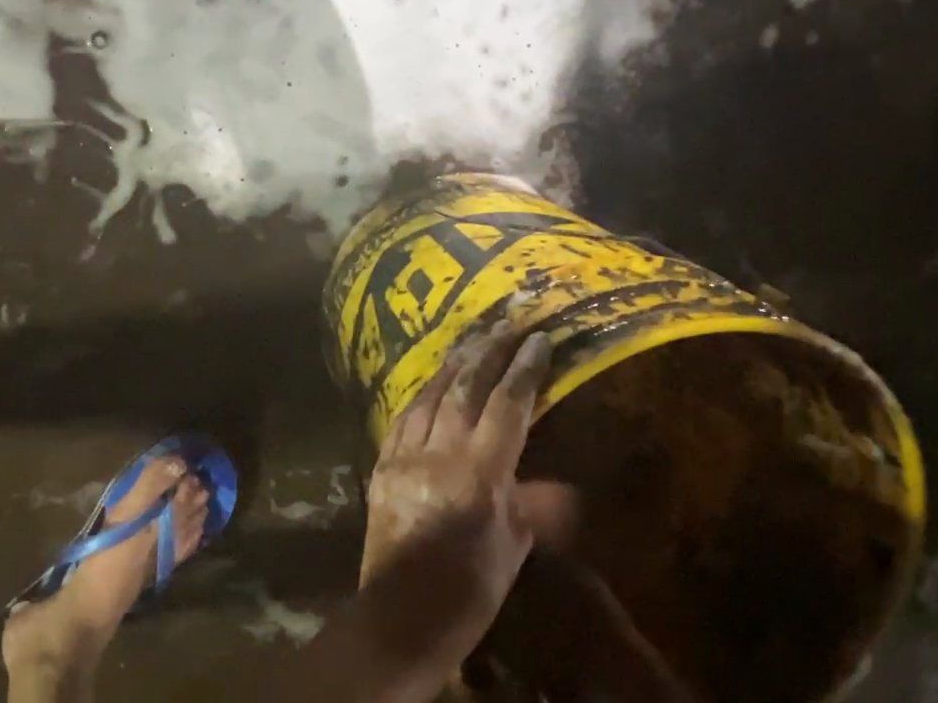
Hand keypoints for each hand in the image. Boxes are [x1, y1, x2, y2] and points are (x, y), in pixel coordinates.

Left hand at [360, 323, 577, 621]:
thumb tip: (555, 481)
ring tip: (474, 336)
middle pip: (467, 386)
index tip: (539, 337)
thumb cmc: (469, 589)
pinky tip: (434, 379)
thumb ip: (528, 500)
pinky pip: (404, 415)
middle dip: (490, 348)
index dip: (525, 368)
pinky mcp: (382, 464)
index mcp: (480, 474)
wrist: (400, 618)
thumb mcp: (513, 546)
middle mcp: (440, 453)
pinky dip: (424, 393)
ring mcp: (405, 455)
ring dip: (455, 362)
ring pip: (431, 393)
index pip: (508, 405)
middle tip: (508, 319)